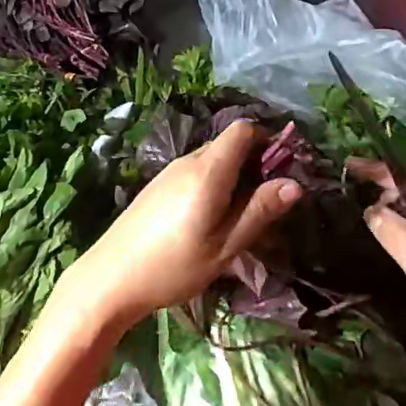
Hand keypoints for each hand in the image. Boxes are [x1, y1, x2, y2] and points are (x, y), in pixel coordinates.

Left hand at [61, 121, 300, 330]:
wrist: (110, 277)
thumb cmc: (172, 266)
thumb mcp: (224, 246)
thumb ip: (258, 211)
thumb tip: (295, 183)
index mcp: (207, 170)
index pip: (242, 129)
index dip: (267, 141)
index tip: (284, 170)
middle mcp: (187, 161)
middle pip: (228, 144)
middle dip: (254, 163)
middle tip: (269, 202)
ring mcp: (168, 172)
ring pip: (212, 160)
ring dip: (234, 177)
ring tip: (243, 216)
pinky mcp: (158, 186)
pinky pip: (194, 173)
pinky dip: (213, 185)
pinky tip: (212, 219)